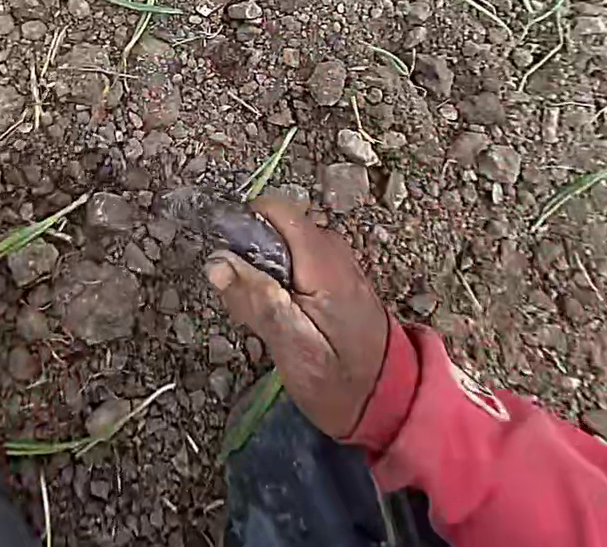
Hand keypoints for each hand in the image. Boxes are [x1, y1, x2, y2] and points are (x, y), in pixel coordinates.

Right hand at [205, 197, 389, 437]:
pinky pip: (296, 258)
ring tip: (269, 317)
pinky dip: (281, 279)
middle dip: (252, 256)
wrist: (388, 398)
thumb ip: (258, 302)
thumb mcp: (293, 348)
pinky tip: (285, 316)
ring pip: (282, 243)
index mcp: (321, 258)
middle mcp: (331, 246)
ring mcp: (335, 256)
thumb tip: (217, 263)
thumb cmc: (339, 379)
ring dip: (264, 272)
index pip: (275, 209)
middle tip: (251, 304)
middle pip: (276, 226)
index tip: (229, 263)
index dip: (244, 226)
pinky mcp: (335, 271)